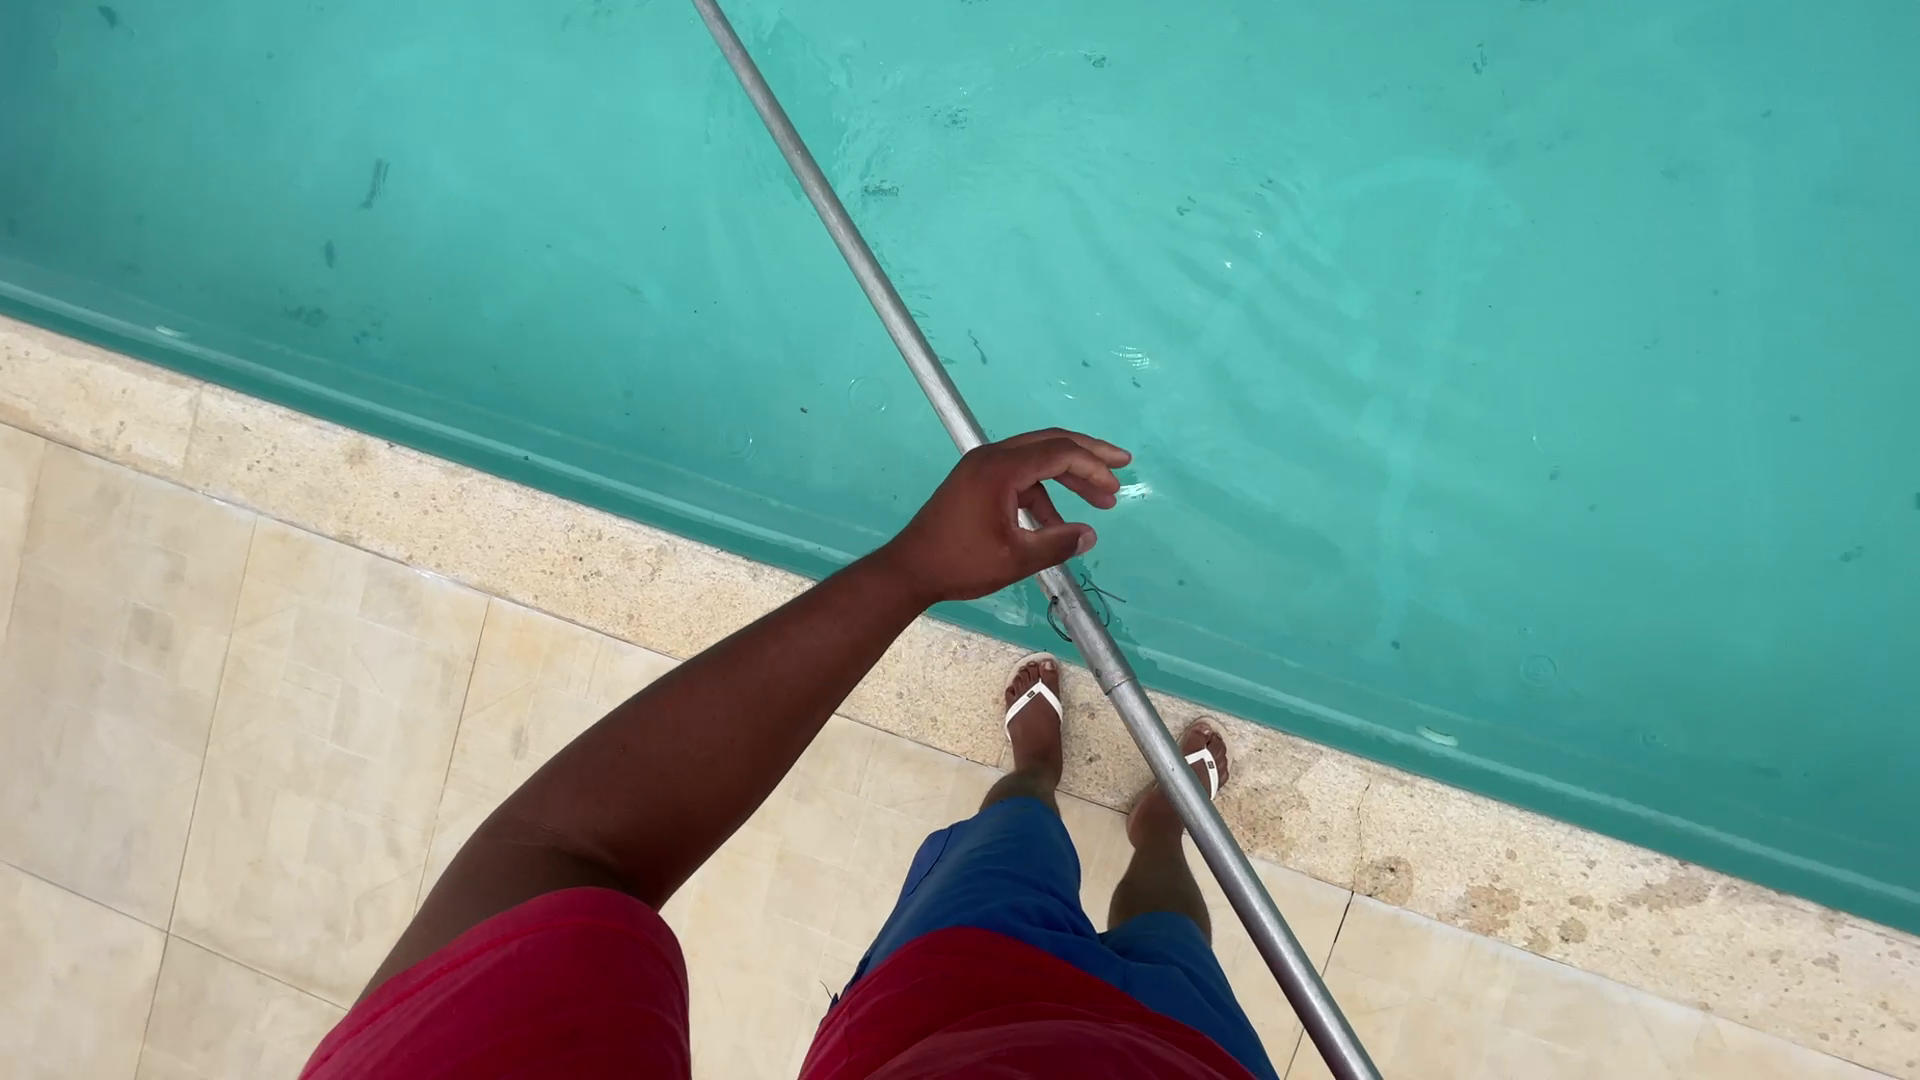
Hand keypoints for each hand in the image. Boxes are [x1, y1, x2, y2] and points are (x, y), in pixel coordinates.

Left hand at [875, 428, 1131, 604]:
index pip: (1059, 452)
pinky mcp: (976, 482)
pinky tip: (1058, 523)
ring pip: (1036, 459)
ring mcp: (981, 467)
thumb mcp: (1015, 558)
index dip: (1093, 466)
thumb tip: (1090, 535)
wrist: (909, 569)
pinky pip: (1019, 477)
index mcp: (1001, 468)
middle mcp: (991, 457)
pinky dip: (1042, 494)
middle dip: (1088, 455)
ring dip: (1067, 477)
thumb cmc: (960, 563)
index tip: (1117, 485)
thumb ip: (1057, 544)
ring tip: (1101, 501)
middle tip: (1121, 466)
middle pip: (1050, 443)